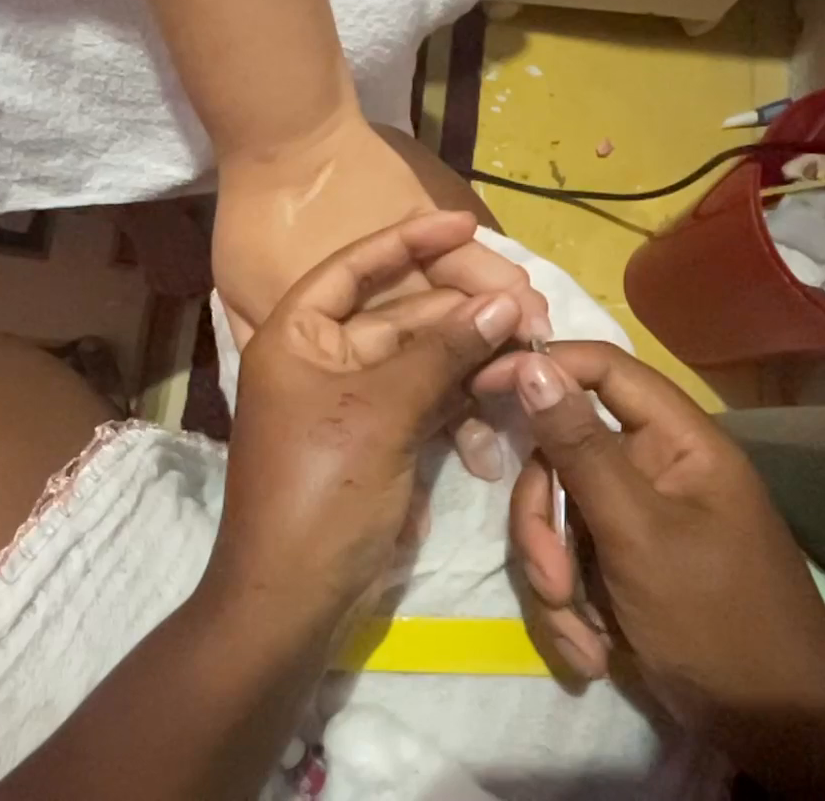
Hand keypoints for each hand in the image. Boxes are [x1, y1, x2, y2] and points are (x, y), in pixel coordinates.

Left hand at [214, 113, 548, 480]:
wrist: (294, 599)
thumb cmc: (320, 489)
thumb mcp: (381, 413)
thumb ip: (442, 353)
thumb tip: (507, 303)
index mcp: (298, 335)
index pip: (355, 269)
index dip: (408, 242)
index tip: (464, 224)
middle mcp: (321, 359)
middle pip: (399, 317)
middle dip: (460, 314)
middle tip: (530, 307)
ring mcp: (353, 402)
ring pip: (420, 362)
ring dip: (469, 359)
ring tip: (529, 350)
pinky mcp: (378, 439)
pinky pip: (424, 404)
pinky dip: (460, 402)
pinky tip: (503, 402)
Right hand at [475, 343, 824, 744]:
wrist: (771, 732)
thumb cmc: (718, 622)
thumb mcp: (638, 532)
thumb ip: (579, 446)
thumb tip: (530, 364)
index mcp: (678, 441)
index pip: (602, 369)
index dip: (542, 367)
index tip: (482, 386)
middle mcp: (653, 466)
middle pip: (562, 453)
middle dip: (544, 521)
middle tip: (551, 579)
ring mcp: (635, 515)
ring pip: (556, 511)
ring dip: (553, 575)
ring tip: (579, 632)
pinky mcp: (619, 559)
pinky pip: (568, 556)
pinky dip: (569, 604)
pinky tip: (592, 648)